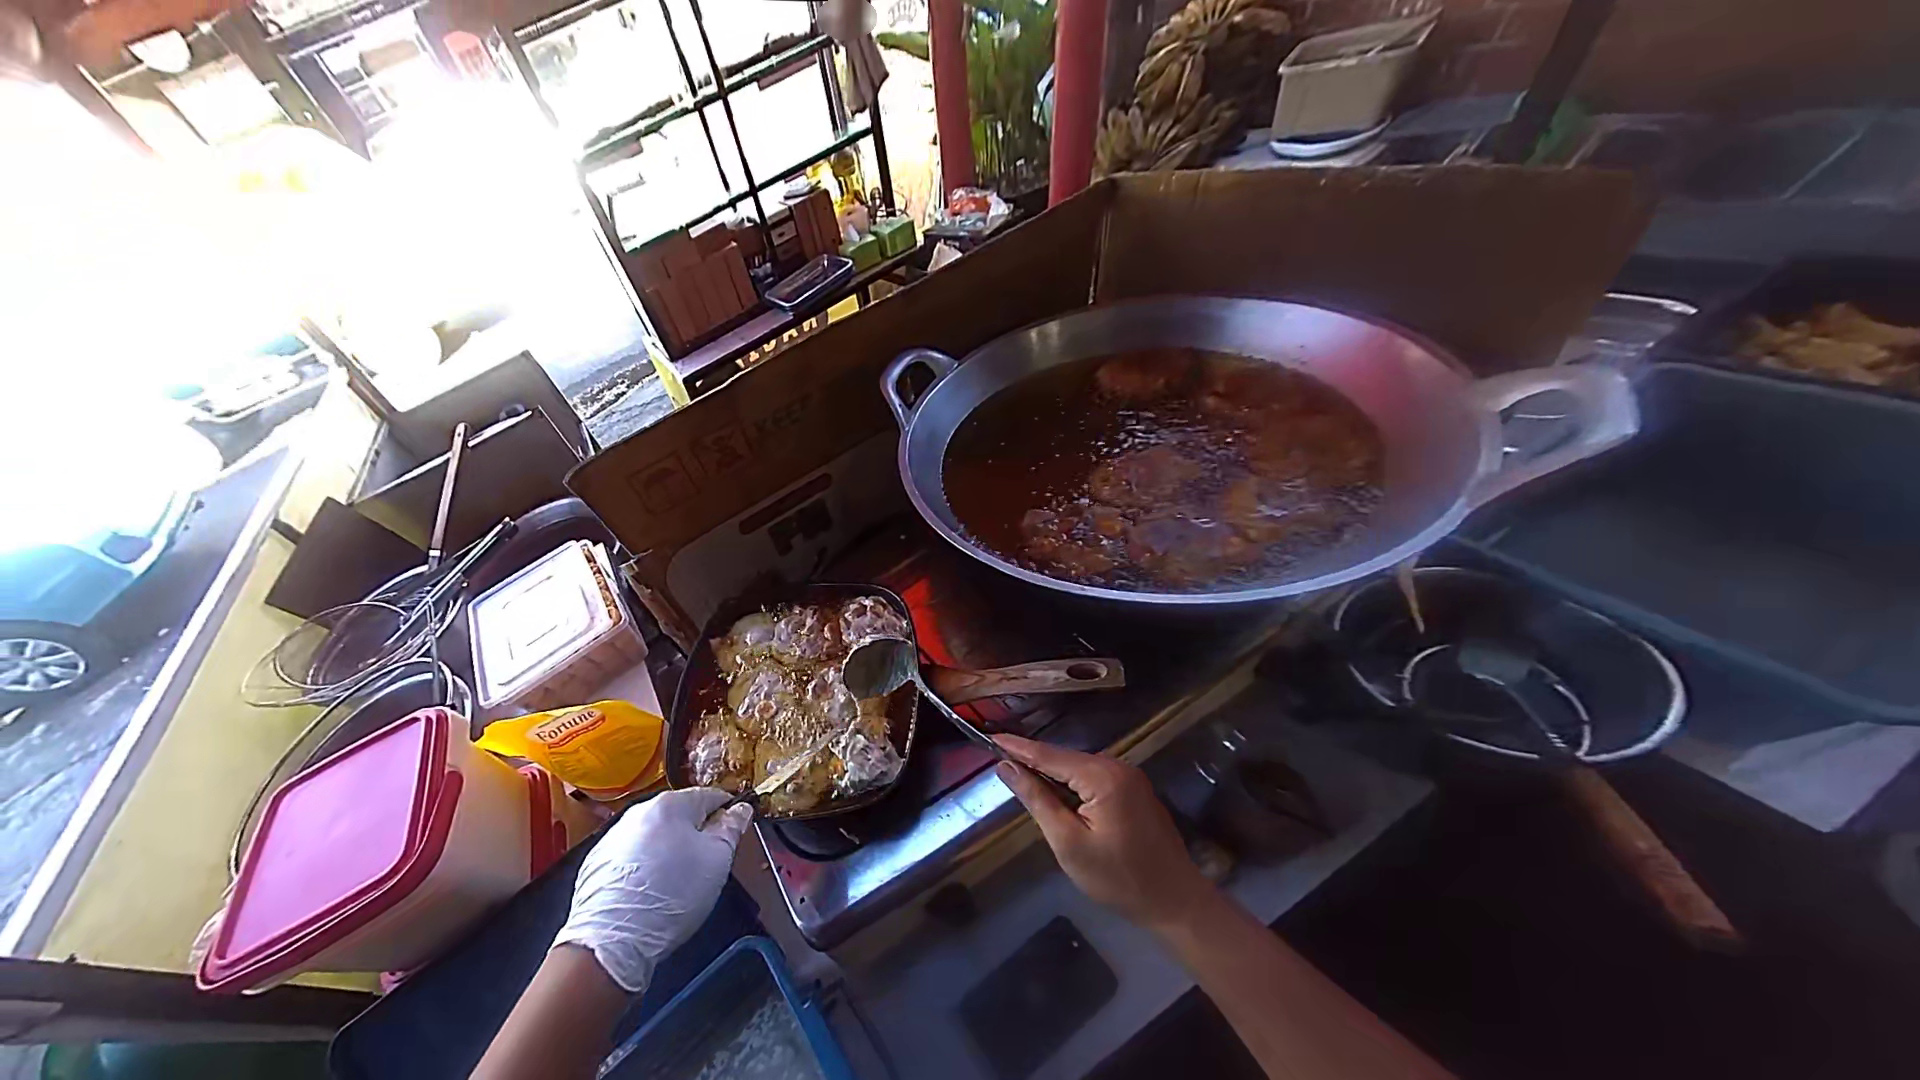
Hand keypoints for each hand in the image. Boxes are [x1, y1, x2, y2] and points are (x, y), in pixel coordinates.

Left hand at [552, 787, 752, 991]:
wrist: (610, 944)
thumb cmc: (672, 895)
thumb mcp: (718, 859)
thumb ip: (732, 827)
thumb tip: (740, 809)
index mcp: (672, 803)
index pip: (712, 795)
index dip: (728, 813)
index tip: (733, 833)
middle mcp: (639, 811)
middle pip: (681, 814)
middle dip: (696, 833)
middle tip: (706, 863)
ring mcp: (613, 837)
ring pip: (655, 834)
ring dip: (669, 849)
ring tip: (674, 882)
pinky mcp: (595, 864)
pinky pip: (631, 855)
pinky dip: (643, 866)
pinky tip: (647, 892)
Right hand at [993, 734, 1214, 930]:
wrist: (1176, 903)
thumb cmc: (1119, 879)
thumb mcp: (1068, 843)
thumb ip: (1037, 800)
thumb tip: (1006, 767)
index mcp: (1103, 776)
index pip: (1049, 754)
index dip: (1017, 746)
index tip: (989, 736)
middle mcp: (1118, 766)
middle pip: (1064, 757)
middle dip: (1033, 759)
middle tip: (998, 760)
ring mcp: (1129, 777)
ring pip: (1078, 767)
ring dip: (1051, 773)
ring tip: (1020, 777)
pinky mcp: (1134, 790)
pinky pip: (1093, 777)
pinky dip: (1071, 783)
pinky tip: (1056, 795)